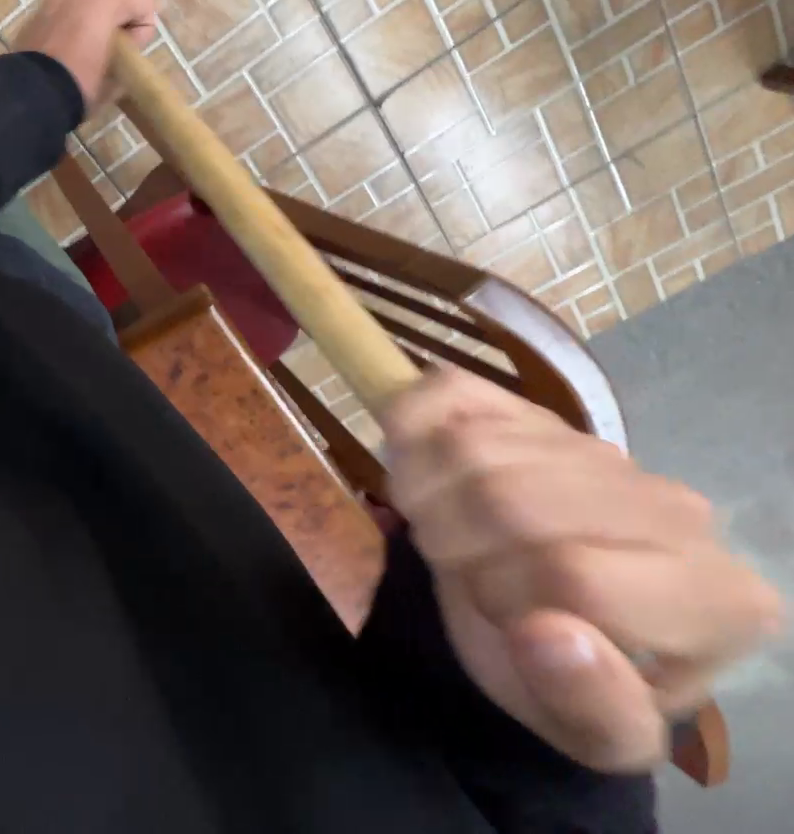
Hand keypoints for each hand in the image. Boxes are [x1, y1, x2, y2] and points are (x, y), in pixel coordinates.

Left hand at [12, 0, 157, 106]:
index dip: (145, 23)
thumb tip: (130, 41)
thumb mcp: (116, 77)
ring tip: (91, 18)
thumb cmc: (79, 86)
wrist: (31, 95)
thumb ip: (130, 52)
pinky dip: (69, 3)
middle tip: (115, 27)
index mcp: (107, 3)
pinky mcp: (37, 11)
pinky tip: (68, 26)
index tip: (133, 48)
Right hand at [383, 369, 780, 771]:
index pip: (574, 574)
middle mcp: (673, 509)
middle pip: (507, 500)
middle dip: (451, 541)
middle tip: (456, 566)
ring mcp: (596, 447)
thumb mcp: (586, 728)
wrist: (535, 607)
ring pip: (467, 446)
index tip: (497, 614)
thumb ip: (588, 705)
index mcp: (714, 599)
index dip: (503, 595)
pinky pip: (444, 393)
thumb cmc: (563, 672)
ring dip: (422, 493)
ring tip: (442, 525)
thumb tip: (547, 634)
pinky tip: (425, 467)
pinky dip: (408, 429)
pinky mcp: (525, 407)